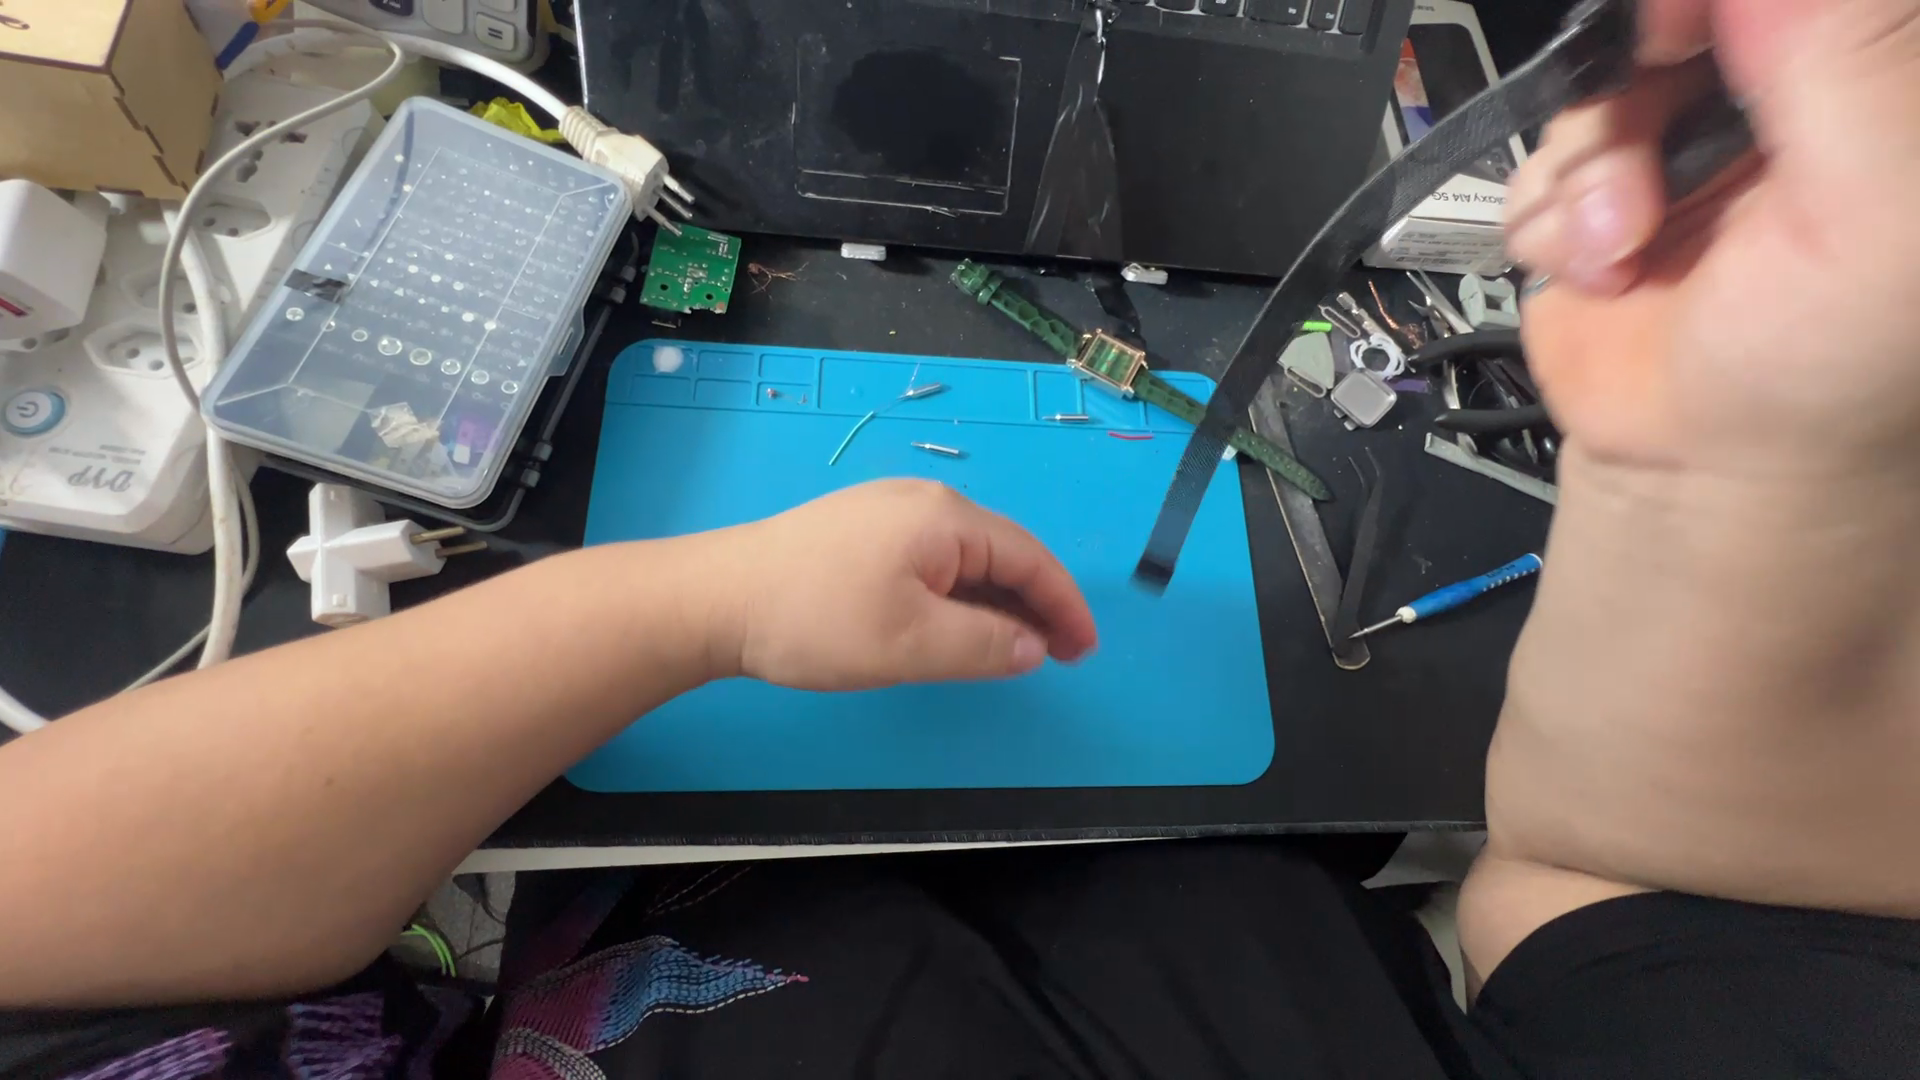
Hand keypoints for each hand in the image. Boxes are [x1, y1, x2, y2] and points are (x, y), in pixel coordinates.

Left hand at [706, 479, 1097, 691]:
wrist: (717, 600)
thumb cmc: (819, 620)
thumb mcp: (912, 643)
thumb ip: (985, 645)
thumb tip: (1035, 646)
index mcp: (945, 518)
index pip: (1028, 558)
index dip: (1064, 606)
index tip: (1084, 651)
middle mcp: (924, 502)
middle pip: (1000, 553)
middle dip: (1034, 604)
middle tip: (1056, 656)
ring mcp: (889, 512)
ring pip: (966, 558)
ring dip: (997, 602)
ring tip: (1015, 646)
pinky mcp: (864, 529)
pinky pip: (933, 560)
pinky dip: (959, 594)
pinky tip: (958, 622)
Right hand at [1505, 0, 1919, 477]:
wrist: (1697, 459)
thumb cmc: (1824, 352)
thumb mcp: (1882, 205)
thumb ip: (1846, 62)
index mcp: (1871, 85)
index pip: (1787, 5)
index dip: (1723, 4)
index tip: (1679, 28)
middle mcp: (1768, 105)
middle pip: (1664, 36)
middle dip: (1636, 89)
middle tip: (1642, 138)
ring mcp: (1664, 161)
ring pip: (1585, 107)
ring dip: (1582, 182)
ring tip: (1613, 251)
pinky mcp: (1584, 214)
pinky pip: (1532, 182)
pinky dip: (1543, 225)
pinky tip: (1584, 270)